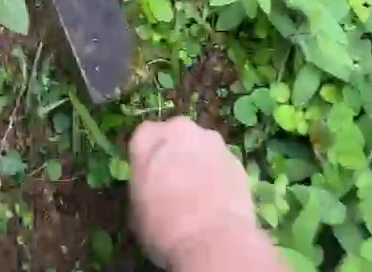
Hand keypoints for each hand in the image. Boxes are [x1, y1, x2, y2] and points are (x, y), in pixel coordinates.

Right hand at [128, 118, 269, 270]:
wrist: (212, 243)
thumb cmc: (163, 229)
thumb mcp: (136, 210)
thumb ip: (143, 185)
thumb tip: (152, 188)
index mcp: (146, 138)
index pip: (143, 137)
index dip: (149, 158)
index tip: (151, 178)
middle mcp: (178, 129)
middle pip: (175, 134)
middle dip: (176, 153)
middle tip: (176, 183)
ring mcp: (210, 140)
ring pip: (201, 146)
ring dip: (200, 161)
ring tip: (202, 194)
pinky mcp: (235, 158)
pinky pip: (222, 163)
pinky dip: (220, 175)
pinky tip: (220, 201)